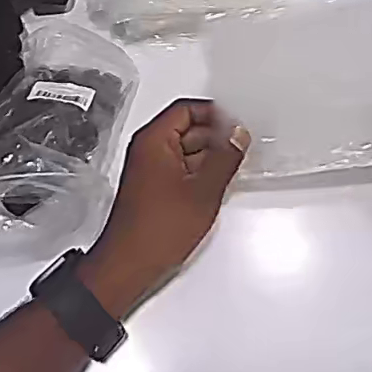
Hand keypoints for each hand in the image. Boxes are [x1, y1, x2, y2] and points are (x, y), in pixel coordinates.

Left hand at [81, 99, 250, 317]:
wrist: (131, 262)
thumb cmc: (156, 229)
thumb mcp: (203, 190)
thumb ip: (224, 158)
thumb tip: (237, 135)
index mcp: (153, 140)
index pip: (185, 109)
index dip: (214, 113)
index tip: (235, 123)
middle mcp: (147, 149)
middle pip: (186, 127)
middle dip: (215, 135)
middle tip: (241, 145)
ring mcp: (149, 168)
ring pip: (185, 149)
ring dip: (209, 155)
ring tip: (234, 165)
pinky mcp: (153, 186)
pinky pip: (180, 167)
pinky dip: (199, 171)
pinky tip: (217, 183)